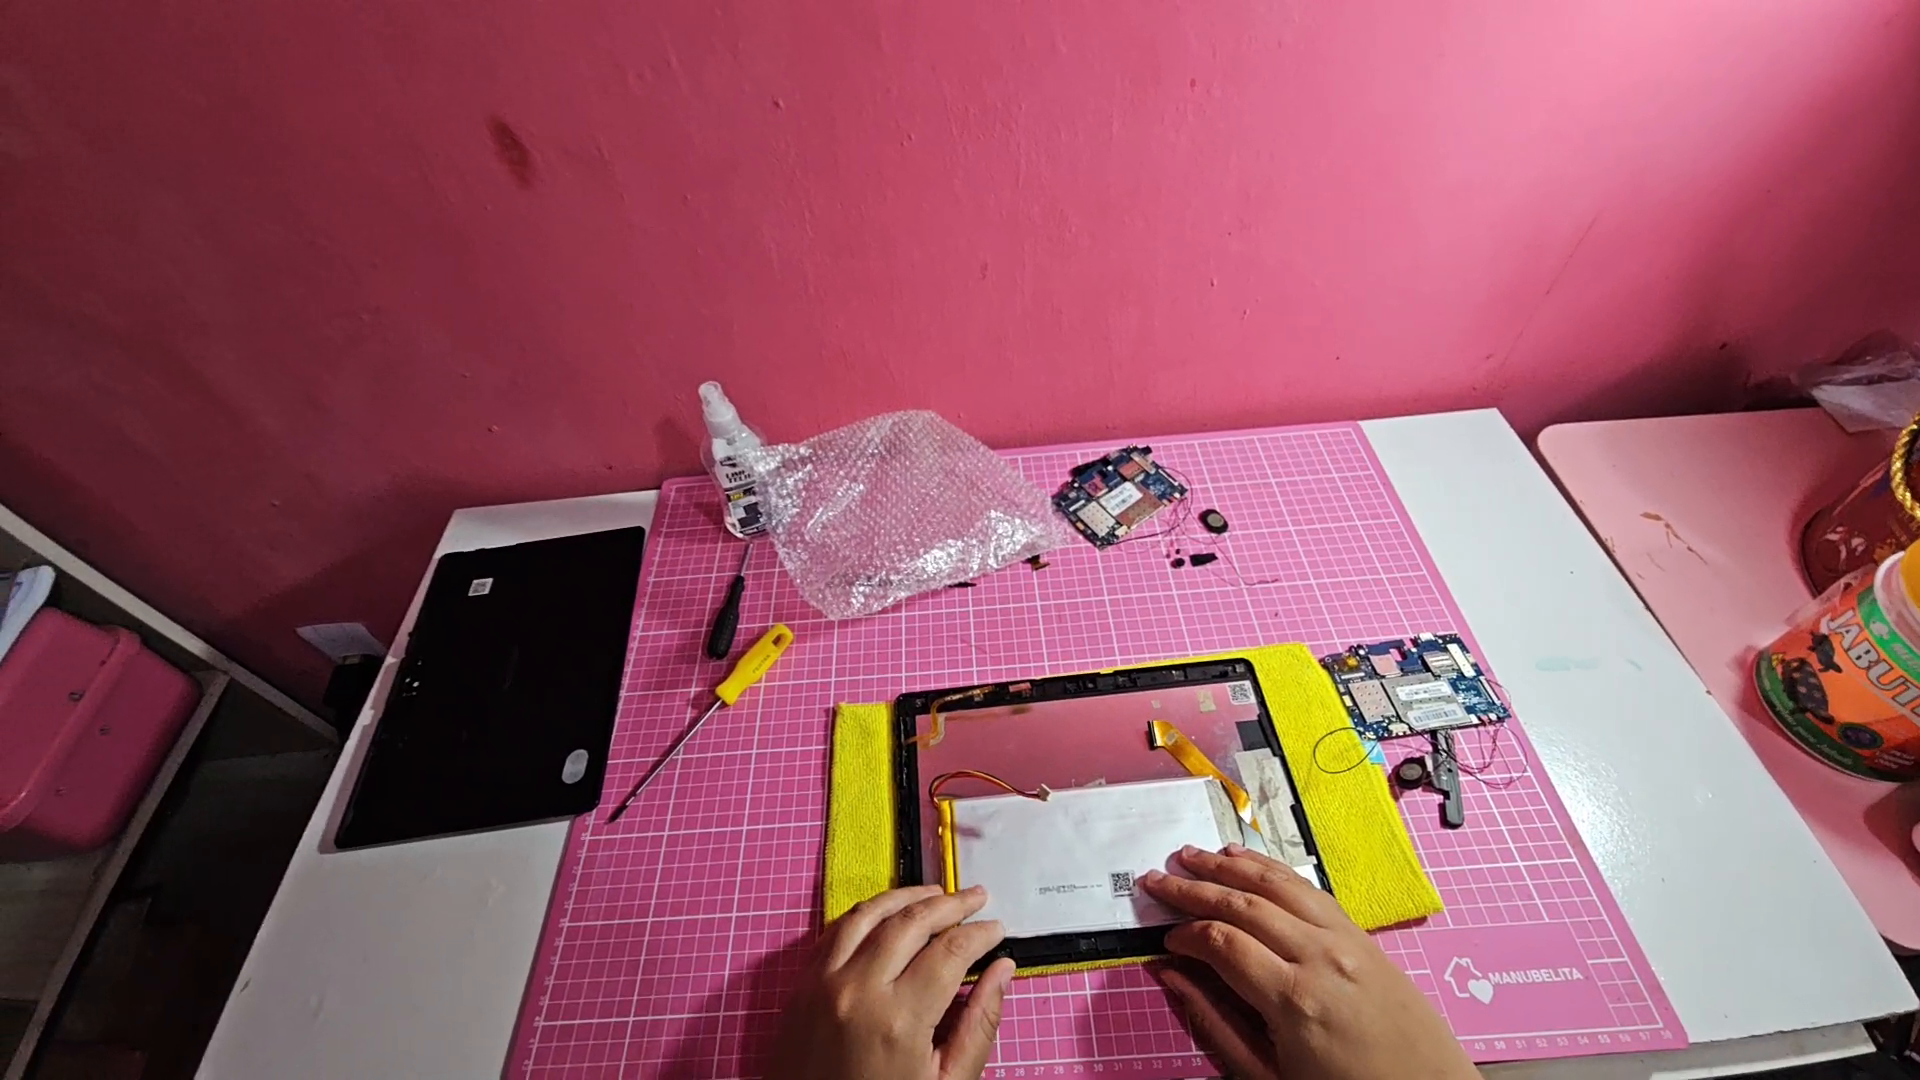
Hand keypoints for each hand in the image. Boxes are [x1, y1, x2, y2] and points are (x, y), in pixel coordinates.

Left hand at [769, 885, 1018, 1079]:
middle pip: (912, 922)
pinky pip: (837, 929)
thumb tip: (1003, 968)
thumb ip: (978, 1025)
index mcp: (899, 1020)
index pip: (950, 952)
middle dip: (951, 905)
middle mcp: (858, 989)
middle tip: (977, 897)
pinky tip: (889, 911)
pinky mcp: (801, 985)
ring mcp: (824, 982)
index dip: (979, 935)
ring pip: (871, 913)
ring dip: (908, 896)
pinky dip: (867, 912)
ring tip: (938, 894)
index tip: (997, 928)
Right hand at [1140, 845, 1478, 1079]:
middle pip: (1241, 903)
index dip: (1186, 934)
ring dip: (1226, 865)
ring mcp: (1344, 939)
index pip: (1222, 943)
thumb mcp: (1270, 1078)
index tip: (1165, 937)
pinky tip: (1242, 859)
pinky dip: (1269, 867)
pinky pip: (1306, 887)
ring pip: (1273, 883)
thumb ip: (1215, 1022)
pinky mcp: (1360, 933)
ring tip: (1190, 855)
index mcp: (1295, 1000)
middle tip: (1155, 879)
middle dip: (1192, 888)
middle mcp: (1319, 956)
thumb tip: (1169, 973)